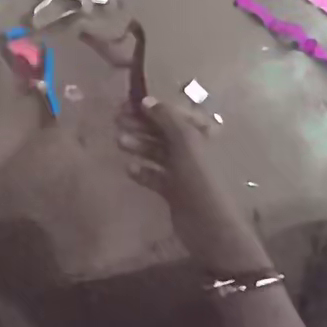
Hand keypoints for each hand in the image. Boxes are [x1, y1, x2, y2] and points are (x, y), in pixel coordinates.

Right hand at [117, 97, 269, 271]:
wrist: (210, 226)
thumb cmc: (201, 178)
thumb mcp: (186, 142)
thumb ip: (166, 119)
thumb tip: (146, 100)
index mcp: (203, 134)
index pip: (175, 113)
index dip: (153, 107)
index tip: (128, 104)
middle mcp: (195, 149)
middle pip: (164, 131)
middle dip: (141, 125)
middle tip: (117, 120)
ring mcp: (184, 171)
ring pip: (158, 152)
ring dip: (139, 145)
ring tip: (119, 142)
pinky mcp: (175, 191)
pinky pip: (155, 176)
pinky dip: (143, 170)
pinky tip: (129, 168)